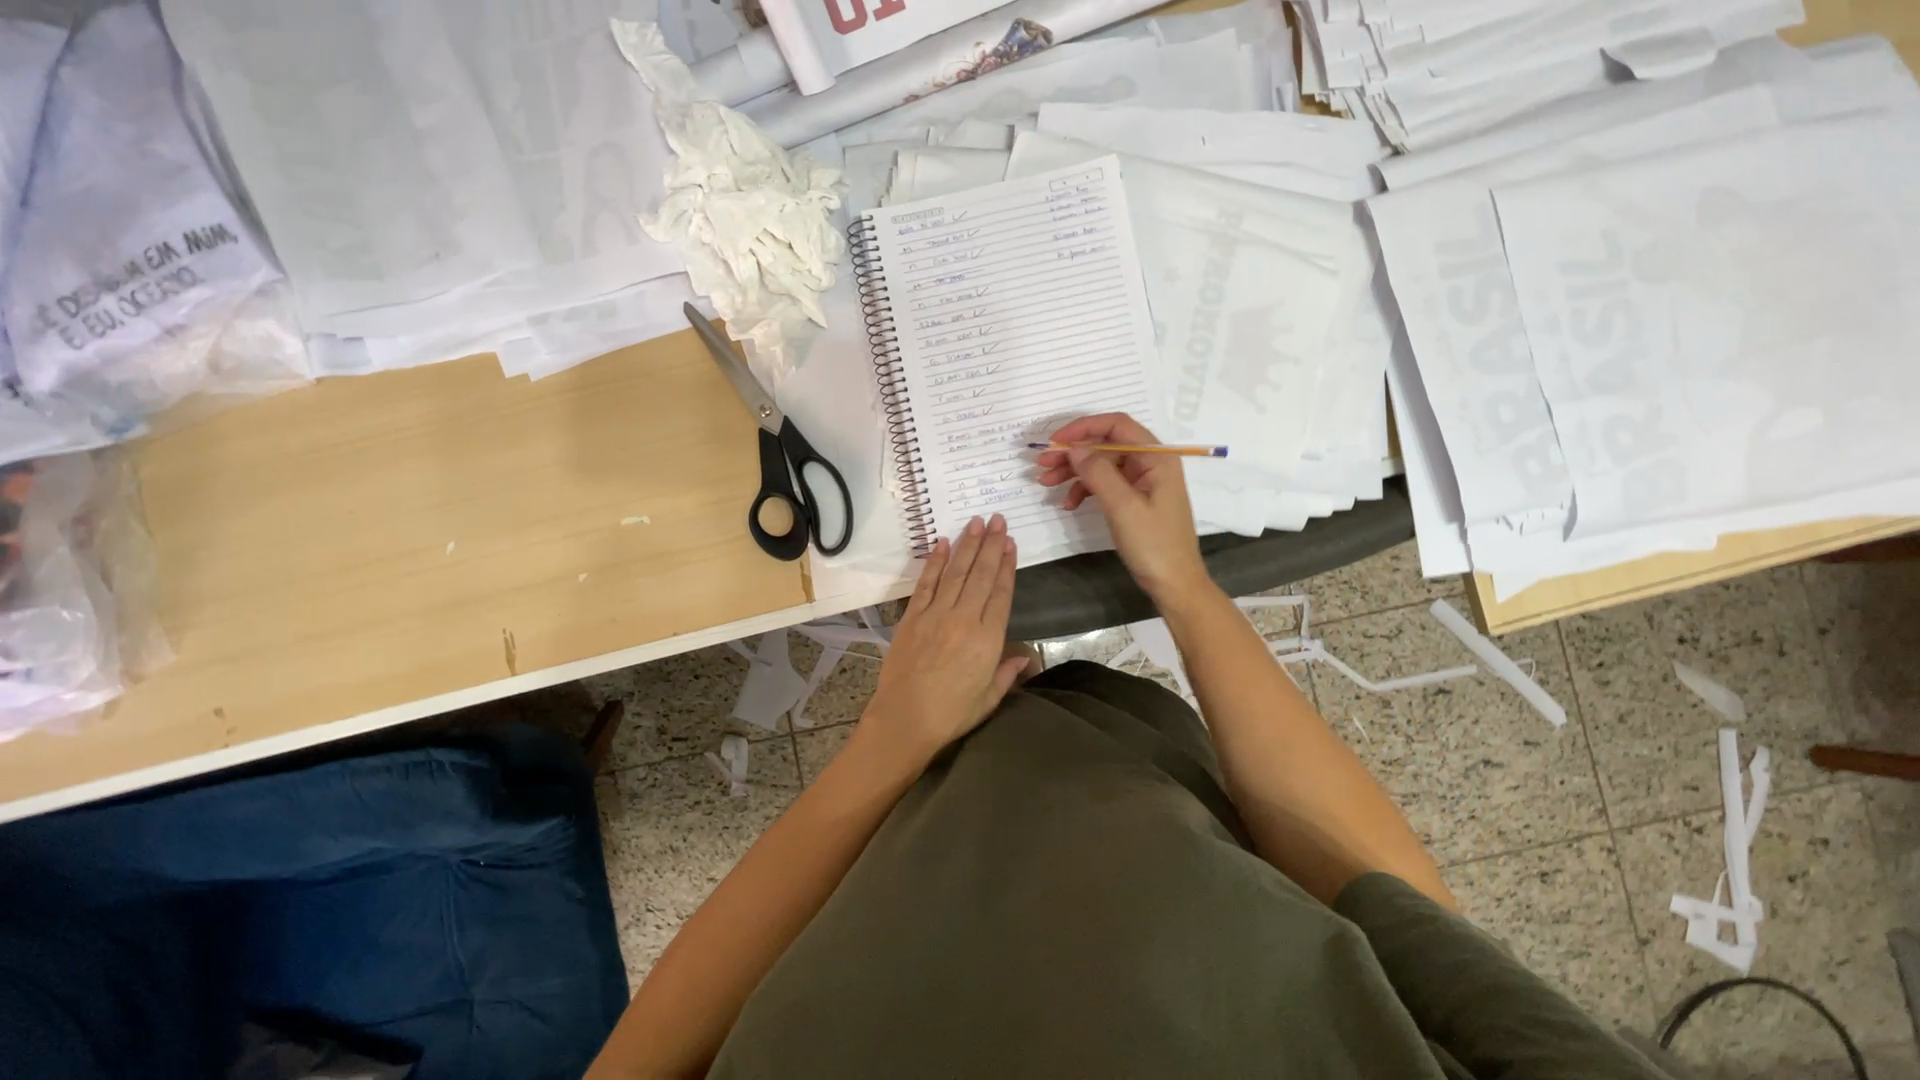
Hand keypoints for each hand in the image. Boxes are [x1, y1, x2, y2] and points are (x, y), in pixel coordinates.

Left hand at [864, 514, 1028, 760]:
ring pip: (956, 572)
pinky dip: (935, 562)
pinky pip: (926, 583)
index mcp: (989, 640)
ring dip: (968, 545)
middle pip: (981, 575)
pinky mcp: (912, 618)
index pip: (1001, 593)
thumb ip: (1006, 673)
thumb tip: (1024, 657)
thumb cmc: (952, 714)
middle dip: (991, 545)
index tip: (1011, 543)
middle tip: (998, 520)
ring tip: (977, 522)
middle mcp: (964, 620)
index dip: (1007, 565)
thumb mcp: (989, 698)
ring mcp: (936, 615)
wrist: (905, 719)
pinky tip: (943, 543)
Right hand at [1036, 413, 1209, 602]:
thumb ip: (1098, 472)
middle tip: (1042, 464)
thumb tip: (1074, 448)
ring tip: (1045, 483)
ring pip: (1101, 464)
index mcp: (1156, 457)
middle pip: (1106, 444)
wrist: (1175, 584)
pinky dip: (1084, 490)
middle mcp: (1151, 463)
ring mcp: (1142, 481)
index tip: (1054, 441)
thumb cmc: (1154, 544)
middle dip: (1073, 451)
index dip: (1083, 428)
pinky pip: (1105, 484)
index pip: (1116, 425)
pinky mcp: (1135, 499)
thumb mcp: (1123, 507)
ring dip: (1073, 471)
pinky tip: (1068, 504)